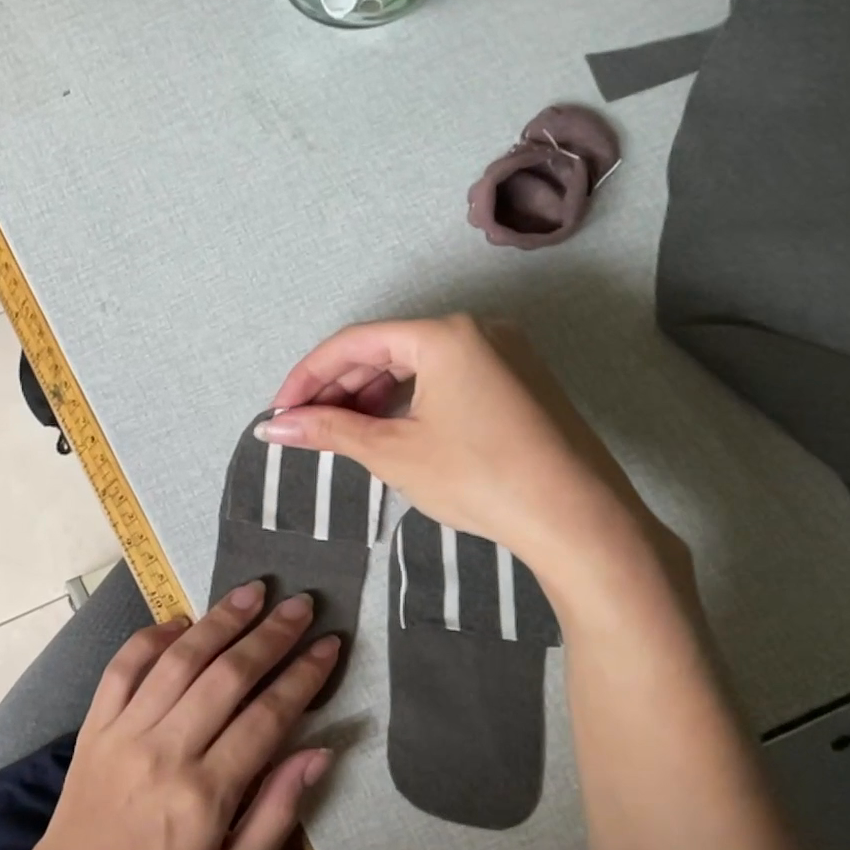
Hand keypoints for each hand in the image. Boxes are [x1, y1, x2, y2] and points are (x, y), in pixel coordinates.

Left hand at [19, 581, 339, 849]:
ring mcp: (123, 730)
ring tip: (251, 593)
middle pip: (226, 676)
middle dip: (269, 636)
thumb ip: (276, 814)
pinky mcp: (94, 722)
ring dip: (217, 621)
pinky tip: (180, 621)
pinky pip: (122, 667)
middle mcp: (165, 750)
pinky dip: (150, 637)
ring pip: (177, 660)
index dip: (303, 677)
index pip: (266, 717)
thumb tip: (318, 752)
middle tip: (300, 605)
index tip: (328, 645)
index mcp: (206, 793)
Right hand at [258, 314, 650, 577]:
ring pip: (415, 364)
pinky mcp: (519, 382)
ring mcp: (504, 354)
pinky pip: (445, 378)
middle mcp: (477, 331)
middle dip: (338, 387)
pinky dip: (407, 400)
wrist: (577, 519)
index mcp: (444, 335)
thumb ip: (329, 430)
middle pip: (384, 349)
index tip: (279, 413)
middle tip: (304, 426)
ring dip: (370, 395)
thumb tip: (272, 428)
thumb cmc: (477, 477)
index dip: (307, 376)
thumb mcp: (391, 452)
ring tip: (339, 431)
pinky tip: (387, 429)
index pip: (353, 343)